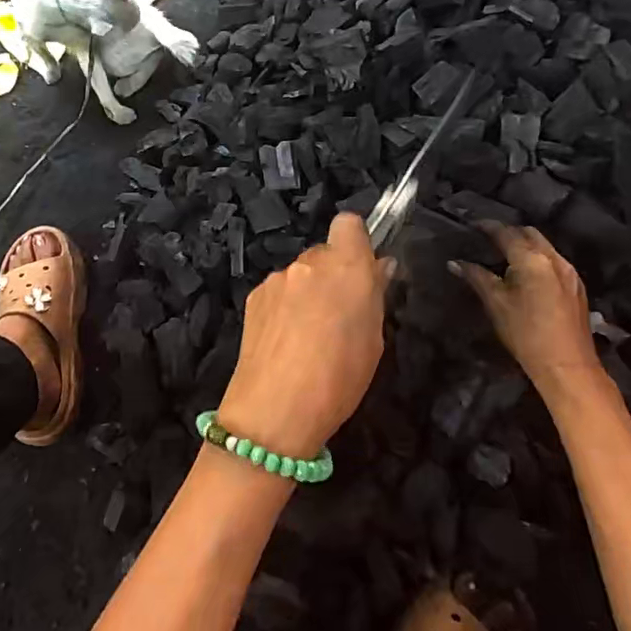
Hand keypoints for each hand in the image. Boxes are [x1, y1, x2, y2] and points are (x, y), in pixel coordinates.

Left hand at [218, 213, 394, 458]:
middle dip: (334, 274)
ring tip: (309, 333)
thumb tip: (377, 268)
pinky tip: (284, 338)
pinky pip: (278, 290)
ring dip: (307, 291)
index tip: (362, 266)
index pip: (349, 224)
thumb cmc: (338, 380)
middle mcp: (307, 264)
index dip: (356, 241)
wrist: (274, 406)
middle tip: (340, 312)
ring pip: (299, 274)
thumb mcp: (374, 341)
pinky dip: (285, 305)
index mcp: (345, 268)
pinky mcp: (253, 296)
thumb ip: (373, 296)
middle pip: (324, 252)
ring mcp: (276, 279)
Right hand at [449, 221, 600, 391]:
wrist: (566, 364)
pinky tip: (523, 272)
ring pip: (544, 247)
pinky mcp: (576, 287)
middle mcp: (555, 260)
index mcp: (532, 260)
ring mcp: (570, 273)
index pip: (507, 233)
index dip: (488, 226)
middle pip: (530, 234)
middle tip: (486, 238)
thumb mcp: (495, 302)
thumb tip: (455, 262)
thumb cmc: (525, 332)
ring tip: (502, 254)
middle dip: (509, 232)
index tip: (471, 224)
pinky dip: (536, 258)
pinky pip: (553, 261)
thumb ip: (476, 276)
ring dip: (524, 245)